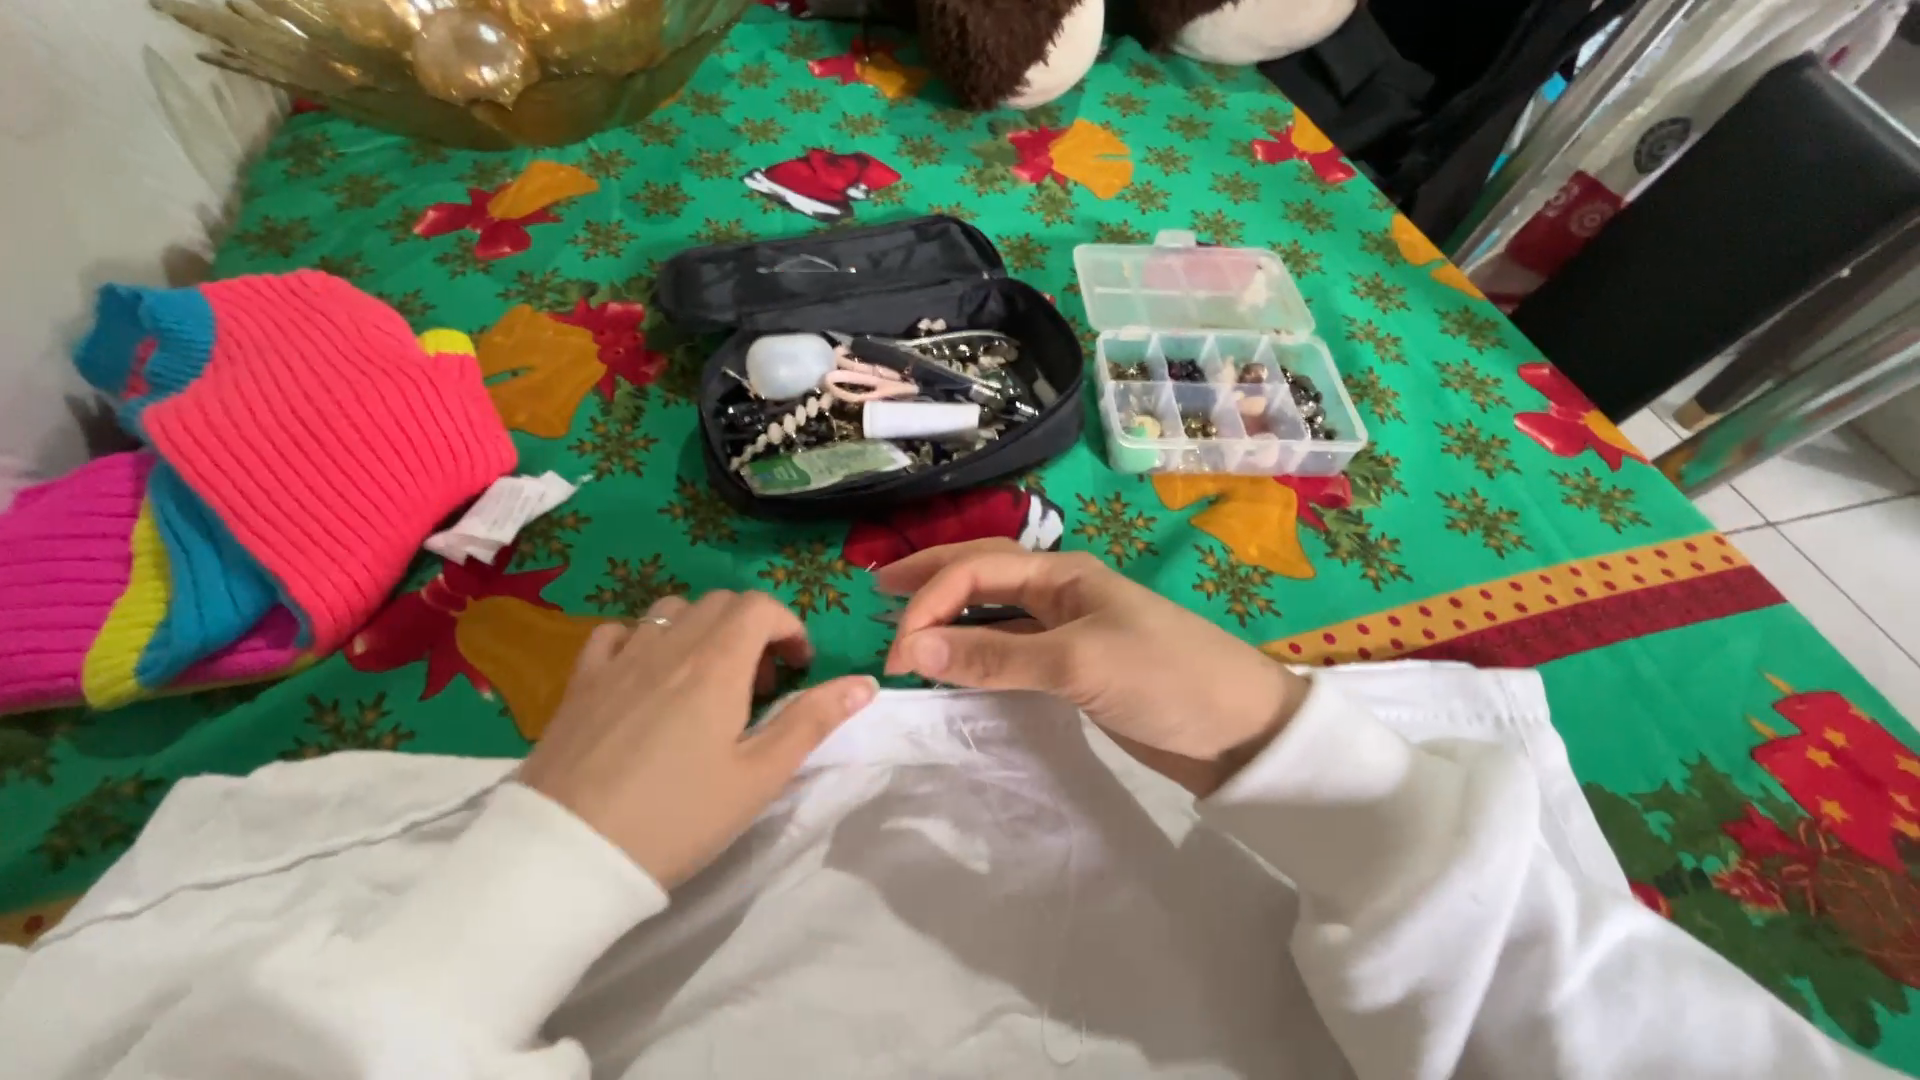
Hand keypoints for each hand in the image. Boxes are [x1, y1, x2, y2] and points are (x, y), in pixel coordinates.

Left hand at [520, 591, 877, 887]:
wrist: (569, 854)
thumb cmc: (677, 817)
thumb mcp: (759, 777)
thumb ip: (812, 722)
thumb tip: (865, 682)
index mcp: (716, 664)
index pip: (761, 607)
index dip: (790, 628)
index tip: (798, 668)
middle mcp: (668, 646)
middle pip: (720, 603)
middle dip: (752, 628)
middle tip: (759, 683)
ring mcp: (619, 660)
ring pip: (671, 610)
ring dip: (702, 628)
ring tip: (707, 678)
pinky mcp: (581, 682)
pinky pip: (617, 633)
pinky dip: (644, 639)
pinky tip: (646, 675)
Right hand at [879, 541, 1308, 795]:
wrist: (1239, 731)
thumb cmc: (1164, 678)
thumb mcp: (1078, 662)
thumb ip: (996, 657)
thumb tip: (915, 649)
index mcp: (1063, 573)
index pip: (977, 570)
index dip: (930, 602)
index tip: (899, 653)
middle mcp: (1060, 592)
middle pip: (982, 574)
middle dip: (931, 580)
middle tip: (881, 592)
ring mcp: (1067, 630)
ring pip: (993, 614)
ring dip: (950, 617)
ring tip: (906, 627)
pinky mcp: (1074, 668)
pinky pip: (1010, 650)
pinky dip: (976, 653)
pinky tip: (954, 664)